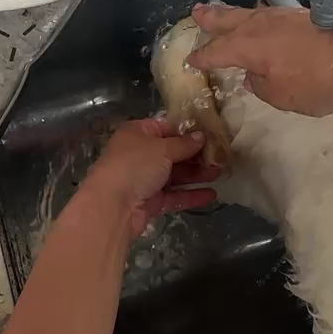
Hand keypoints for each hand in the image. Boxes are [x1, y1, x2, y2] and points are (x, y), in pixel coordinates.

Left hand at [80, 118, 216, 235]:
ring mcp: (144, 179)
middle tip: (220, 156)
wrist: (112, 205)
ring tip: (220, 174)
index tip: (210, 134)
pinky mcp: (149, 201)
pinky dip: (190, 195)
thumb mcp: (162, 148)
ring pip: (174, 175)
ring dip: (196, 175)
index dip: (187, 131)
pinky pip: (173, 195)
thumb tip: (201, 136)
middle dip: (195, 155)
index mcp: (138, 133)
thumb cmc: (135, 165)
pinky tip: (211, 195)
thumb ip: (184, 144)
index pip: (166, 128)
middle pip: (172, 153)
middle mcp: (140, 154)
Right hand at [185, 3, 332, 116]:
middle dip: (211, 19)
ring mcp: (283, 17)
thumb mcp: (284, 97)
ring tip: (224, 16)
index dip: (202, 57)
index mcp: (248, 45)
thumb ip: (263, 88)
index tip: (190, 60)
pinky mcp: (302, 17)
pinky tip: (261, 25)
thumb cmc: (318, 78)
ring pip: (249, 14)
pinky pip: (268, 16)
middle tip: (196, 13)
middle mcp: (260, 25)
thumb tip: (254, 78)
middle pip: (228, 20)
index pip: (216, 51)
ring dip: (233, 15)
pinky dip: (256, 19)